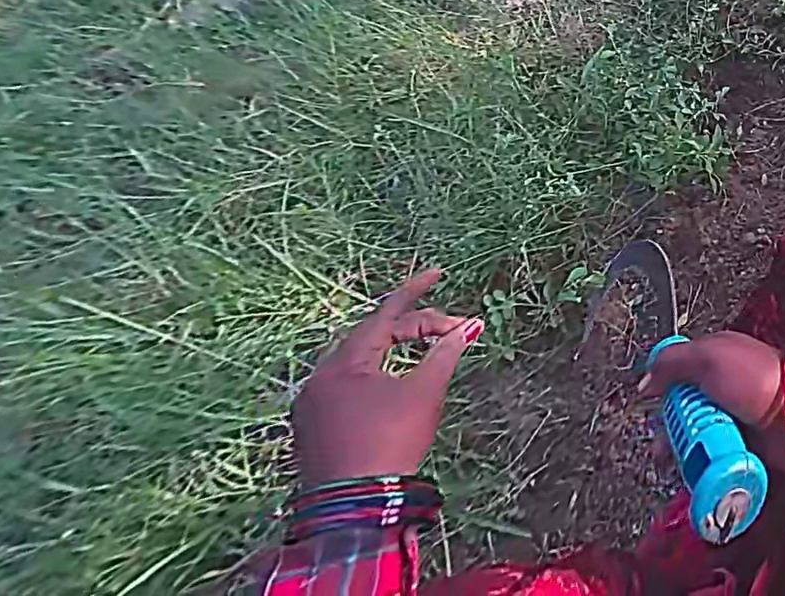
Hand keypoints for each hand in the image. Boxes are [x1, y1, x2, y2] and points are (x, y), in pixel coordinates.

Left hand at [292, 268, 482, 487]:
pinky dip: (383, 370)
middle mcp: (321, 377)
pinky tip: (403, 376)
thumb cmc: (391, 441)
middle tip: (454, 331)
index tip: (436, 272)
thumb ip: (446, 351)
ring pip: (364, 359)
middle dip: (418, 328)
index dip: (414, 291)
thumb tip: (470, 325)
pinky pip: (353, 381)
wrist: (354, 512)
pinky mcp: (316, 424)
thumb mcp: (424, 391)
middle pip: (376, 336)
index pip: (384, 314)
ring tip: (434, 348)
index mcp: (343, 364)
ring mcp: (314, 403)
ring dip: (401, 349)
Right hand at [639, 331, 784, 462]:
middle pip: (683, 413)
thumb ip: (672, 362)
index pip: (677, 375)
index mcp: (714, 360)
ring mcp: (730, 422)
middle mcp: (720, 391)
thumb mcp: (708, 356)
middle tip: (664, 446)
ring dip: (683, 454)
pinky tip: (695, 473)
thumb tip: (646, 382)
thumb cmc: (754, 377)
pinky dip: (702, 469)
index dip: (664, 391)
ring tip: (678, 464)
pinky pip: (711, 462)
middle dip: (670, 432)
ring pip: (694, 441)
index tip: (656, 406)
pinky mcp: (739, 450)